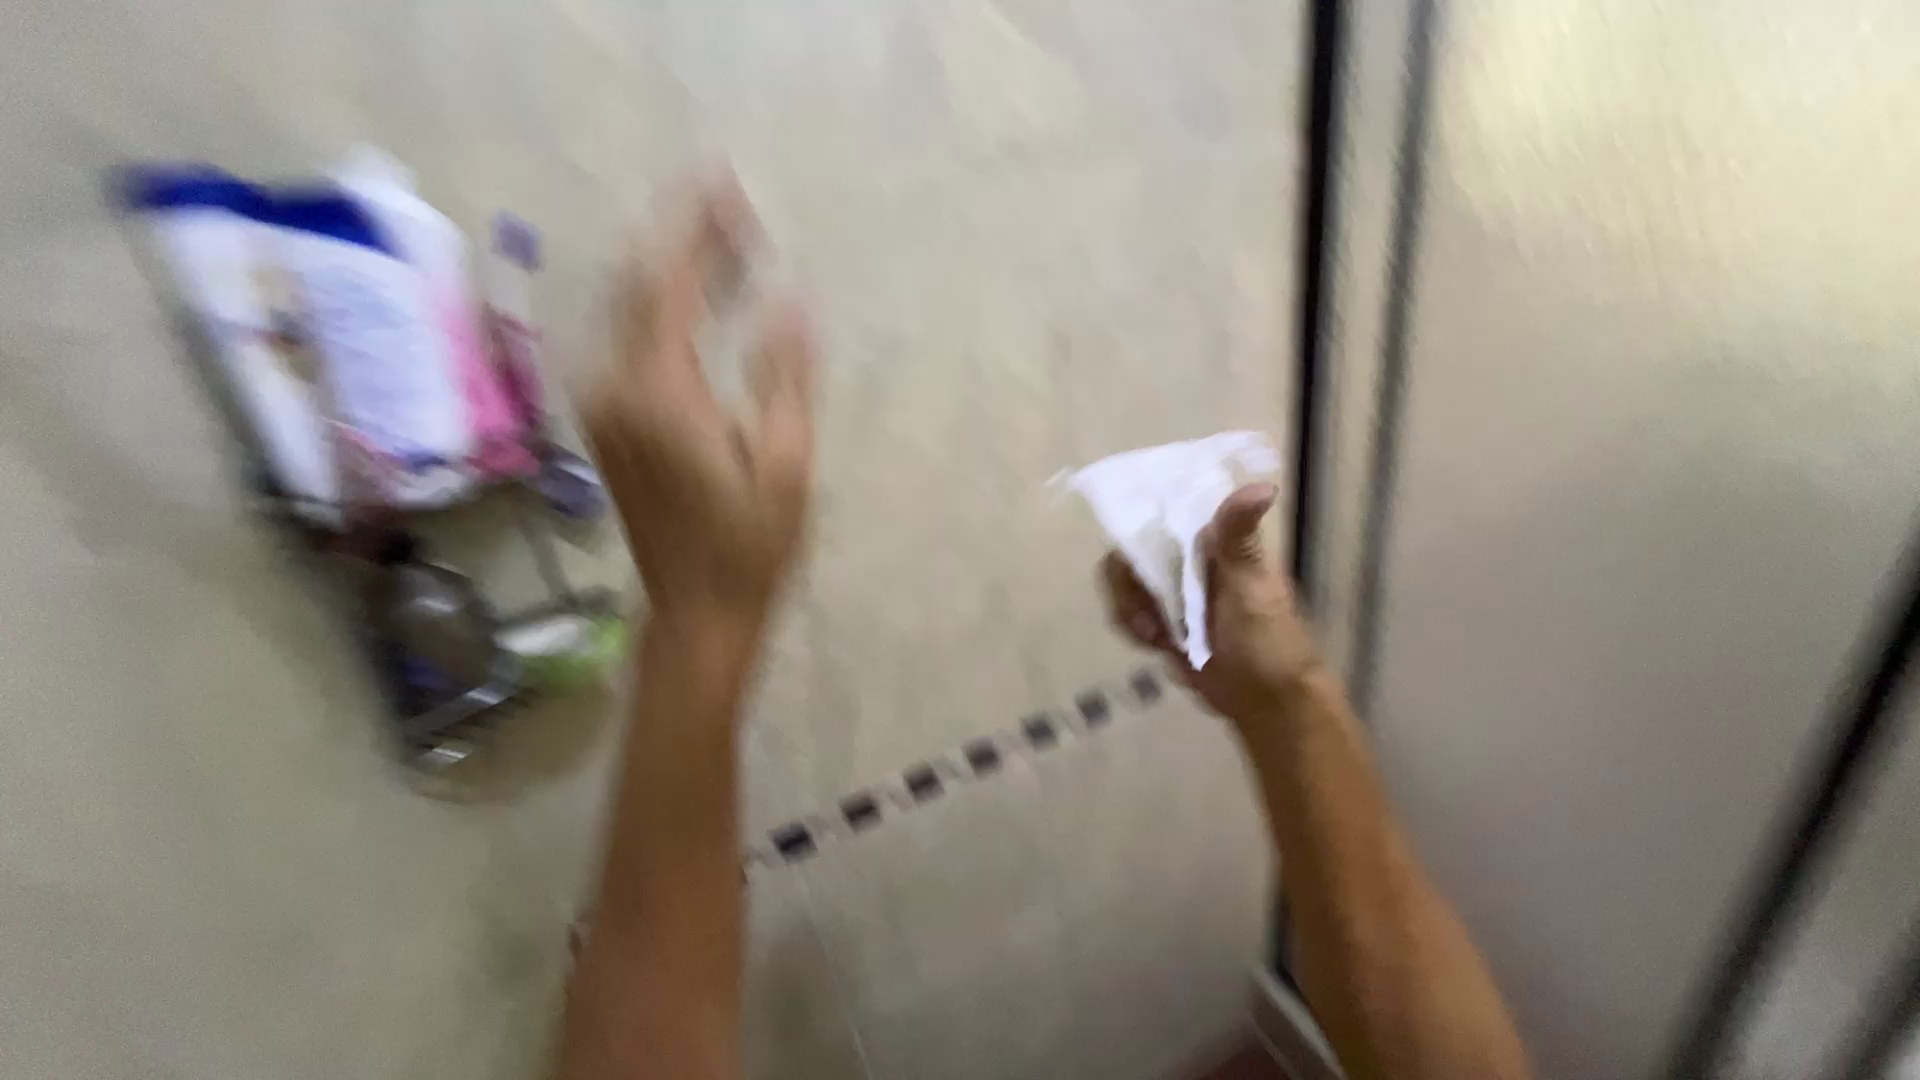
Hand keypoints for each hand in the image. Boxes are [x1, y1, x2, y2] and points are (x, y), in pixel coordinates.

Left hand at [585, 179, 815, 643]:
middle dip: (688, 239)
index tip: (726, 181)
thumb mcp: (787, 466)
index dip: (698, 227)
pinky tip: (709, 308)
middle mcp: (616, 387)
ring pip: (634, 311)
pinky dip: (669, 311)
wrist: (695, 610)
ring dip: (680, 274)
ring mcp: (604, 405)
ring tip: (736, 252)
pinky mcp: (609, 422)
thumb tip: (793, 302)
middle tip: (741, 209)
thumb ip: (785, 379)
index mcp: (661, 395)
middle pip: (643, 285)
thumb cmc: (751, 546)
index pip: (671, 283)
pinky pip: (633, 342)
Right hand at [1100, 483, 1322, 724]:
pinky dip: (1130, 626)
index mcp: (1212, 540)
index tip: (1138, 564)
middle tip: (1147, 618)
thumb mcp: (1251, 584)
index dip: (1138, 533)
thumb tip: (1264, 485)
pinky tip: (1153, 645)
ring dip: (1128, 608)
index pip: (1158, 515)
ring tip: (1154, 637)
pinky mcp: (1160, 618)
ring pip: (1124, 580)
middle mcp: (1188, 558)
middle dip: (1128, 586)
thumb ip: (1240, 536)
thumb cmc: (1267, 638)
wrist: (1265, 700)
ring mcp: (1172, 589)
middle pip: (1131, 550)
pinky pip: (1126, 609)